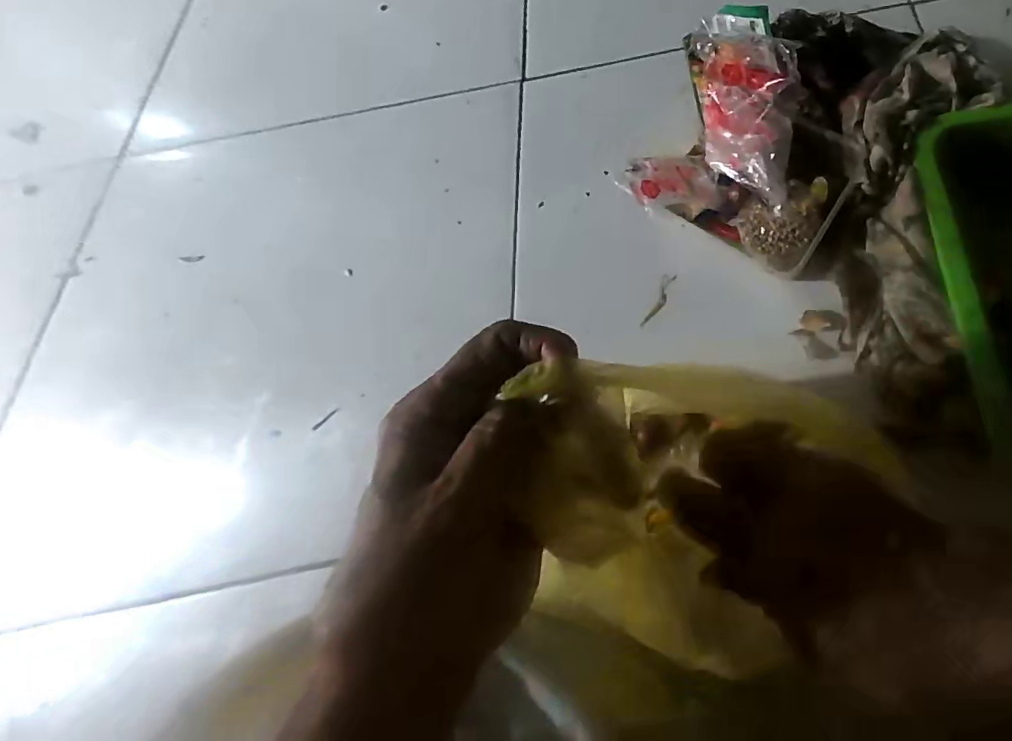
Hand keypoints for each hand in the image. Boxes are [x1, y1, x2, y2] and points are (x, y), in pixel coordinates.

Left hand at [288, 321, 575, 739]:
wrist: (405, 667)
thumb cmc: (415, 579)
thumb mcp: (454, 502)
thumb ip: (498, 439)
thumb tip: (542, 397)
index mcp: (435, 411)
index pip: (492, 347)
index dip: (535, 343)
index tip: (573, 367)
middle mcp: (465, 426)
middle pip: (524, 381)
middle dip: (565, 390)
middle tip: (597, 420)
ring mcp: (492, 463)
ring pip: (546, 423)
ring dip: (579, 430)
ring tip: (606, 455)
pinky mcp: (514, 497)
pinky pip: (554, 464)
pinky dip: (579, 466)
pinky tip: (600, 484)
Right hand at [657, 425, 1011, 709]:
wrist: (975, 603)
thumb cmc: (892, 645)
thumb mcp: (821, 649)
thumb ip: (766, 602)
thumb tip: (721, 574)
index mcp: (772, 550)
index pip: (709, 515)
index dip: (683, 501)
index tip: (663, 486)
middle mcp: (788, 501)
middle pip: (727, 461)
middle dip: (704, 464)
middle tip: (692, 467)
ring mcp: (820, 477)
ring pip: (760, 443)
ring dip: (738, 449)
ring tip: (727, 455)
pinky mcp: (849, 470)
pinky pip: (796, 449)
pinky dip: (776, 450)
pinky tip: (778, 461)